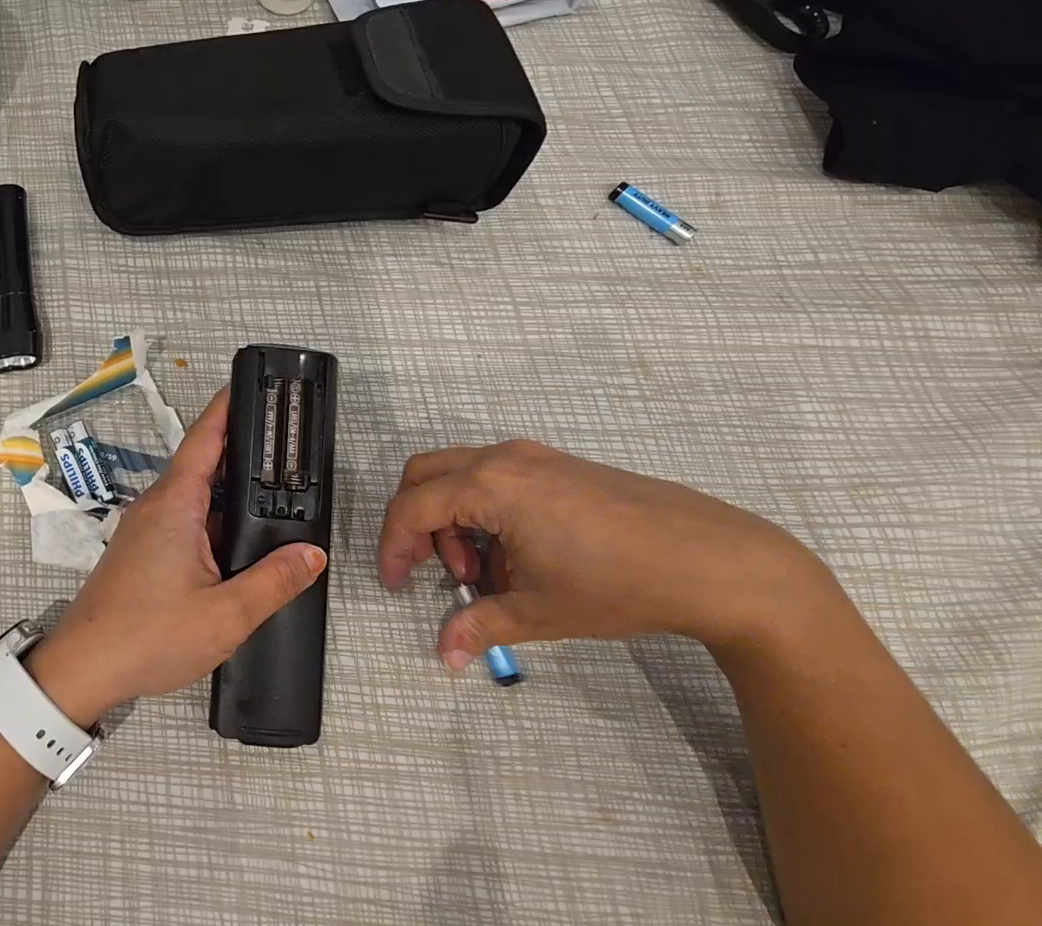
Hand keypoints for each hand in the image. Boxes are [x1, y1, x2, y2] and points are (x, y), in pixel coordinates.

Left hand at [27, 387, 327, 726]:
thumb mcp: (224, 615)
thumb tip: (311, 554)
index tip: (252, 383)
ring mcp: (144, 528)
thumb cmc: (147, 637)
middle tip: (286, 444)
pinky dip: (214, 518)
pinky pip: (184, 520)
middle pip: (203, 463)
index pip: (204, 439)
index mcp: (174, 505)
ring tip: (275, 491)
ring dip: (230, 492)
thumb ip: (273, 581)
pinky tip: (239, 538)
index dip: (229, 407)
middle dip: (243, 451)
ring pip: (195, 496)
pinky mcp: (141, 551)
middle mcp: (156, 506)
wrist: (83, 667)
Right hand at [375, 440, 849, 668]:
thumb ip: (481, 627)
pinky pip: (495, 477)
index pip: (412, 508)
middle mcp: (504, 459)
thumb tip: (444, 656)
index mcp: (490, 486)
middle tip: (436, 572)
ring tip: (489, 572)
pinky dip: (484, 510)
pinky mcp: (560, 465)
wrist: (720, 562)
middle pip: (423, 475)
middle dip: (416, 524)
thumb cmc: (621, 584)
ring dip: (453, 519)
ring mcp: (535, 457)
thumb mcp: (541, 611)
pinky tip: (519, 554)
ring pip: (458, 474)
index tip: (396, 585)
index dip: (393, 548)